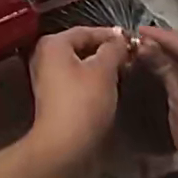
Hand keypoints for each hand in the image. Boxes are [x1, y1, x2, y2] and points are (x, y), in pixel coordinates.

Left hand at [24, 27, 129, 176]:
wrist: (63, 146)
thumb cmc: (83, 102)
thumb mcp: (104, 70)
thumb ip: (113, 49)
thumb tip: (120, 38)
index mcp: (53, 43)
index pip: (86, 31)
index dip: (111, 35)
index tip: (132, 40)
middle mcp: (45, 55)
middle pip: (81, 46)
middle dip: (106, 51)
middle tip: (131, 56)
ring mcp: (47, 76)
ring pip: (79, 63)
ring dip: (101, 66)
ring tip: (124, 70)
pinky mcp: (53, 95)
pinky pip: (76, 78)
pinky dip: (92, 79)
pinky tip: (109, 86)